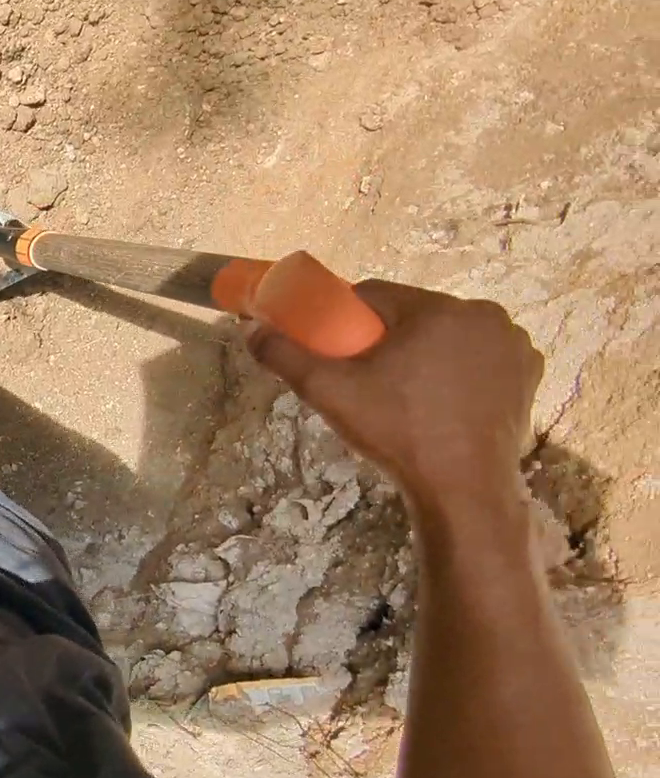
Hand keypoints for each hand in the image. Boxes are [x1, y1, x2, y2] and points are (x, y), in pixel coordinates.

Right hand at [246, 281, 542, 512]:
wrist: (461, 483)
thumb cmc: (393, 428)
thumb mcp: (325, 390)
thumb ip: (284, 354)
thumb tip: (249, 327)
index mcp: (438, 310)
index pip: (373, 294)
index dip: (341, 317)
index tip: (328, 347)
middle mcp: (485, 315)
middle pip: (410, 313)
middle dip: (380, 336)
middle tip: (357, 375)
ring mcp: (514, 343)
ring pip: (443, 334)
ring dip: (417, 350)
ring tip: (396, 390)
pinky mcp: (528, 371)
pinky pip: (475, 355)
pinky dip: (452, 368)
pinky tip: (434, 398)